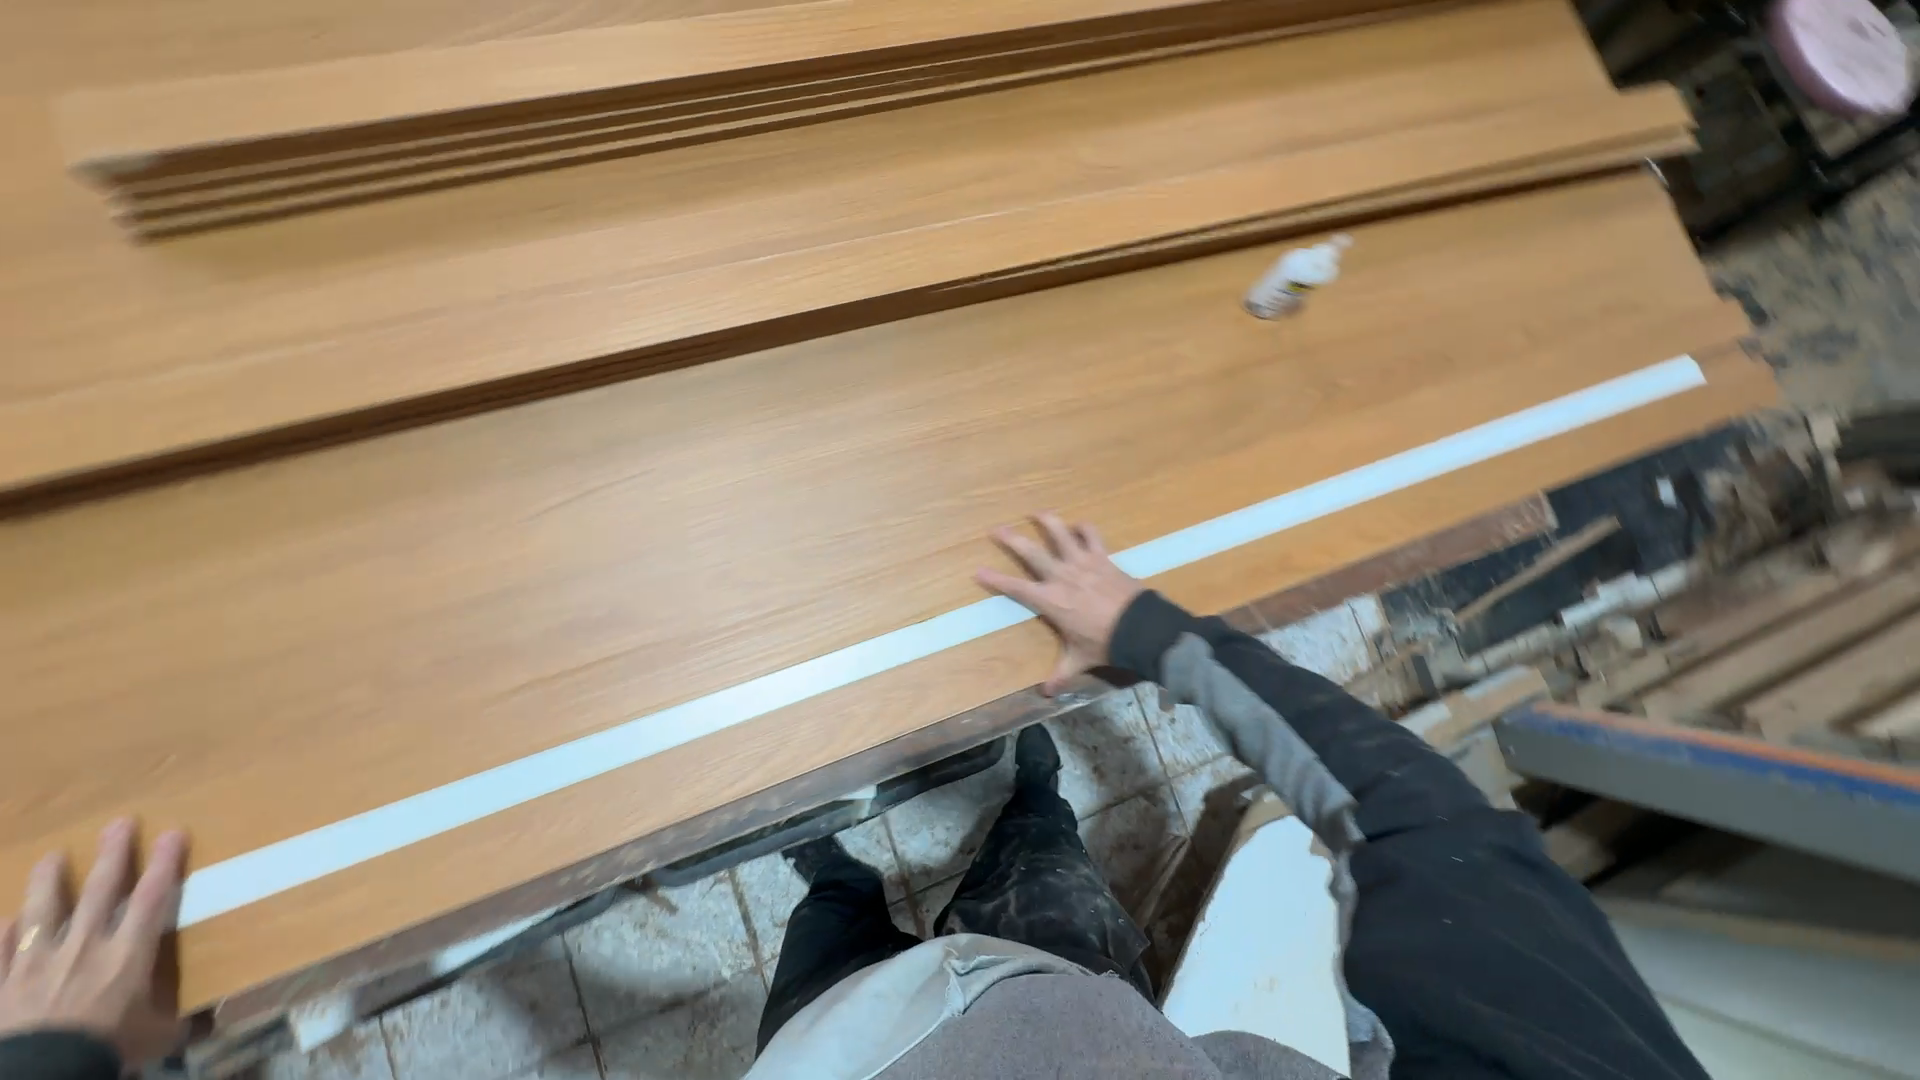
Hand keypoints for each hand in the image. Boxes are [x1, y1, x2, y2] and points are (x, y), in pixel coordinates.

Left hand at [0, 820, 188, 1065]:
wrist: (37, 1074)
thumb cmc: (106, 1047)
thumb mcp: (154, 1033)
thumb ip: (176, 1016)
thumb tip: (214, 1017)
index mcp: (127, 954)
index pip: (151, 897)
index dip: (164, 863)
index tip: (172, 832)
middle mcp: (84, 948)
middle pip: (98, 893)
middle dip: (112, 856)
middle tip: (119, 823)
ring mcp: (33, 966)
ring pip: (42, 914)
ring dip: (47, 884)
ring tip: (51, 856)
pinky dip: (1, 934)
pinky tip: (4, 919)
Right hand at [976, 512, 1143, 694]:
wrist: (1140, 627)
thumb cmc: (1104, 642)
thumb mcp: (1080, 659)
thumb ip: (1061, 673)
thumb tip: (1047, 693)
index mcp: (1051, 600)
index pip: (1016, 588)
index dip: (996, 579)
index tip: (978, 570)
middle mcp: (1062, 576)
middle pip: (1032, 552)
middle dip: (1012, 540)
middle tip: (996, 529)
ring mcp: (1083, 563)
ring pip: (1061, 535)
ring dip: (1047, 522)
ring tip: (1036, 512)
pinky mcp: (1103, 557)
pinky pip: (1092, 536)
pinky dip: (1084, 528)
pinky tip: (1079, 524)